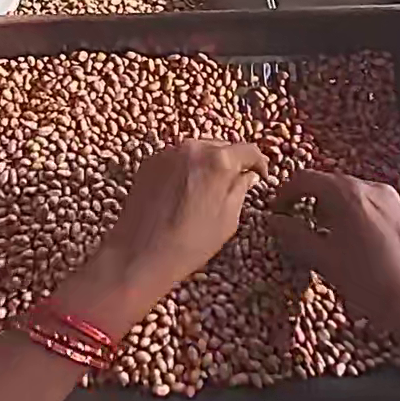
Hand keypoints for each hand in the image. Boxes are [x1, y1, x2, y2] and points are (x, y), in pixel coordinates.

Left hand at [86, 140, 267, 311]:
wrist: (140, 254)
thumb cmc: (188, 243)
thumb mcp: (227, 219)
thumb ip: (240, 189)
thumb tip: (246, 175)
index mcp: (218, 160)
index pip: (247, 150)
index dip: (258, 162)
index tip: (260, 174)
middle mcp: (192, 148)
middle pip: (222, 146)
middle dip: (231, 162)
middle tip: (236, 183)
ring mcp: (168, 153)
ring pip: (198, 151)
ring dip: (207, 164)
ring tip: (209, 190)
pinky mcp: (150, 162)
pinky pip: (177, 158)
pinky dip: (186, 168)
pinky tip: (186, 192)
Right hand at [267, 170, 399, 367]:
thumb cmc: (372, 283)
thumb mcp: (324, 260)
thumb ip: (295, 235)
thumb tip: (276, 221)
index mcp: (349, 194)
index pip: (306, 179)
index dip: (285, 193)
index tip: (277, 210)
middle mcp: (373, 189)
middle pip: (329, 184)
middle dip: (308, 201)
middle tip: (295, 224)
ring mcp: (392, 201)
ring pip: (350, 195)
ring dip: (330, 209)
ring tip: (320, 237)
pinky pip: (369, 206)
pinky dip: (351, 216)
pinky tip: (348, 244)